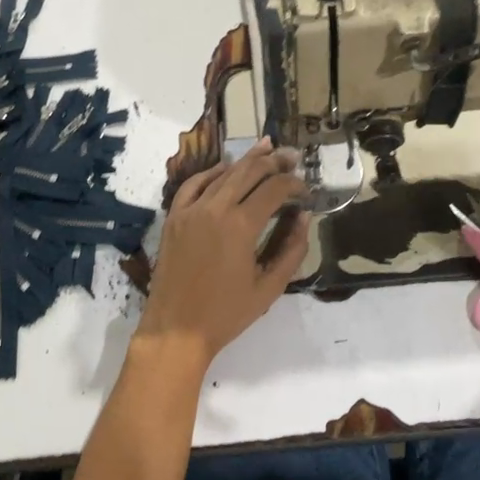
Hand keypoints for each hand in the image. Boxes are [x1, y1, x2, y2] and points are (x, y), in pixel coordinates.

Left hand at [137, 138, 311, 373]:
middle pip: (248, 172)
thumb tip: (303, 216)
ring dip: (246, 160)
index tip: (305, 188)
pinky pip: (193, 184)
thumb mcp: (269, 287)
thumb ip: (292, 249)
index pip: (274, 189)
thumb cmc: (226, 314)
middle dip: (274, 161)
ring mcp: (190, 210)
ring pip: (223, 174)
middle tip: (292, 156)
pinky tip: (225, 168)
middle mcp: (215, 209)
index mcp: (241, 225)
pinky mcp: (173, 217)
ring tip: (266, 149)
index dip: (293, 183)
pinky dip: (212, 173)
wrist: (176, 330)